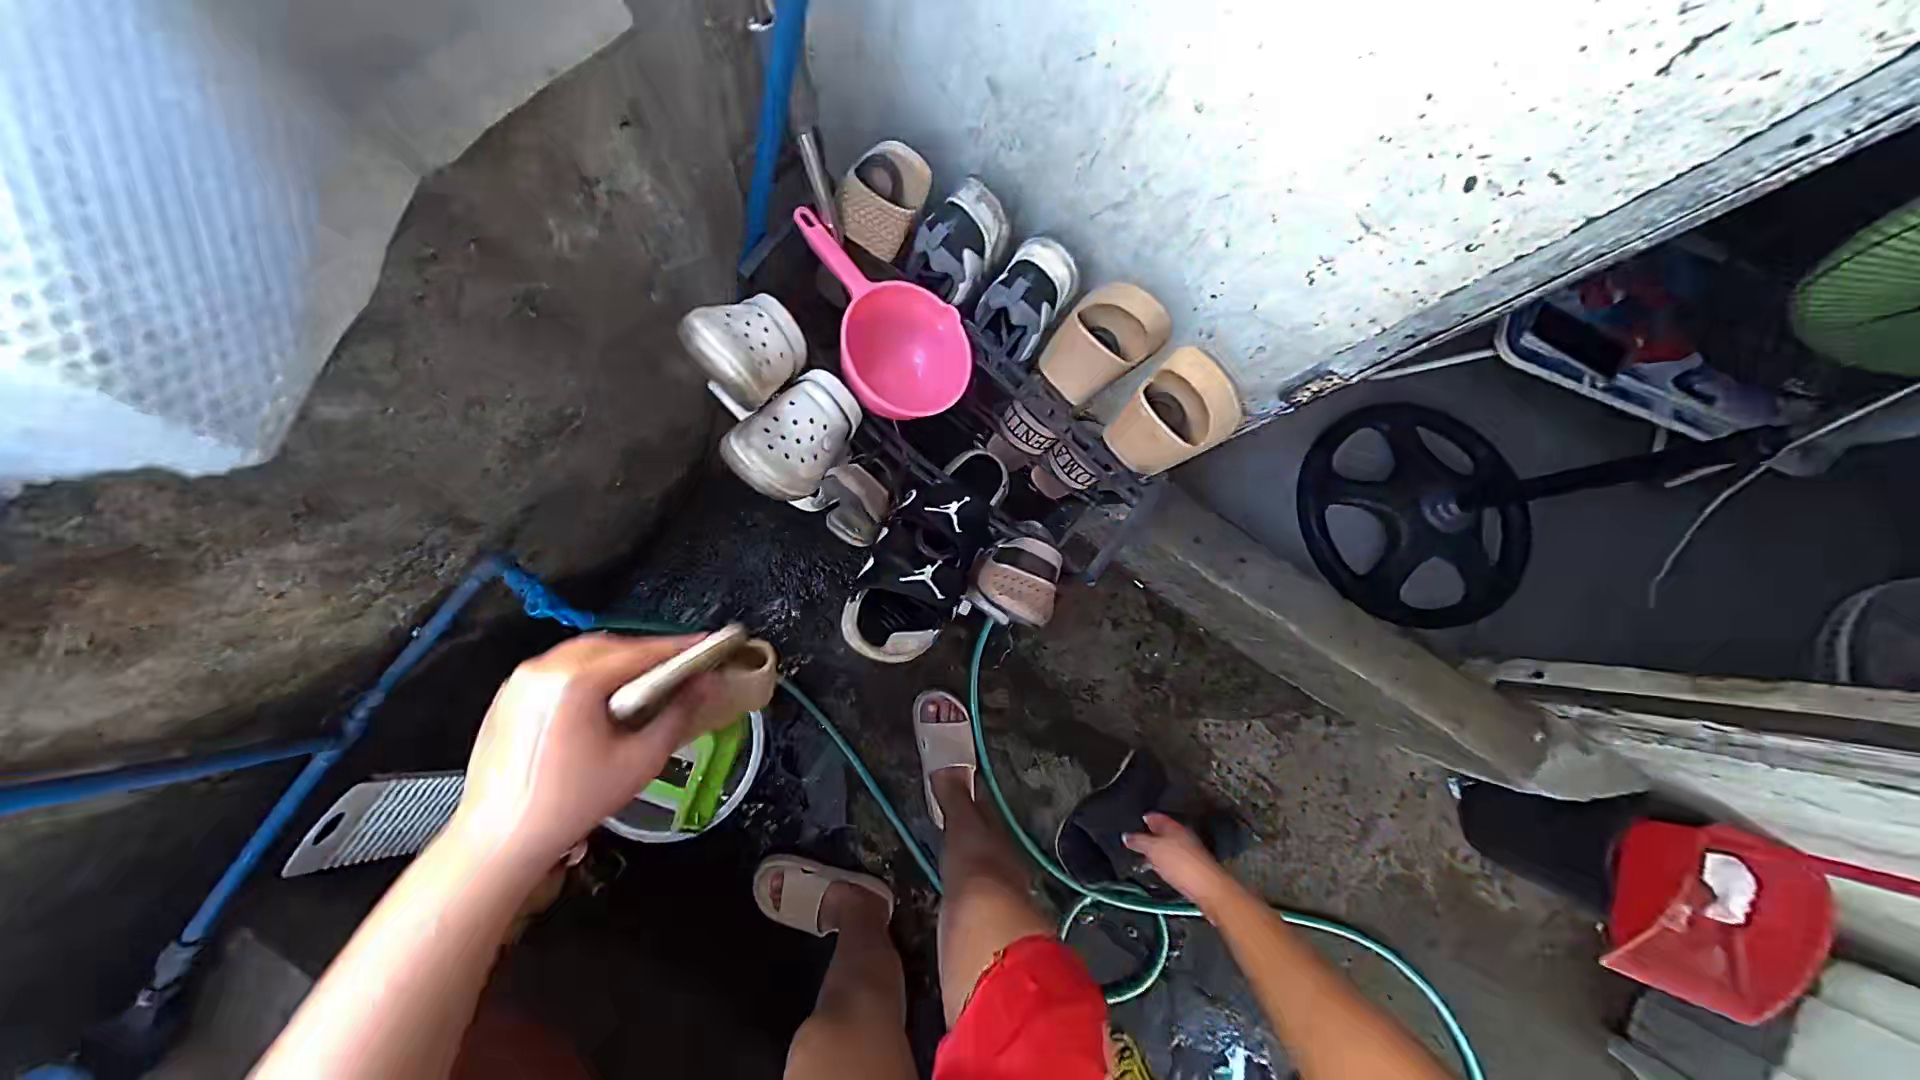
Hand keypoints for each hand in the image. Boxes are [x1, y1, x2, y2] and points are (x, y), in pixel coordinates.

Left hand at [447, 633, 727, 874]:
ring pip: (584, 654)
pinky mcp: (511, 697)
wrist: (501, 842)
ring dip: (619, 661)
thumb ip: (678, 714)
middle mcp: (543, 673)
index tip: (705, 646)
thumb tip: (703, 684)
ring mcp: (522, 683)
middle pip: (612, 646)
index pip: (640, 651)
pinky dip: (590, 673)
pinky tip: (606, 698)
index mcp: (574, 683)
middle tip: (680, 667)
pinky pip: (560, 670)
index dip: (679, 648)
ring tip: (646, 682)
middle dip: (649, 653)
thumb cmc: (567, 806)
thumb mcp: (641, 761)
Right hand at [1123, 813, 1240, 912]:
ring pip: (1169, 847)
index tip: (1136, 819)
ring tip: (1145, 857)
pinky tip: (1161, 871)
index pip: (1155, 817)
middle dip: (1149, 835)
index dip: (1144, 818)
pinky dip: (1165, 864)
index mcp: (1173, 827)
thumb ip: (1138, 841)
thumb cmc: (1183, 865)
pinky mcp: (1193, 869)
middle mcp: (1183, 837)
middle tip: (1136, 840)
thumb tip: (1126, 836)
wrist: (1209, 889)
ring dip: (1157, 851)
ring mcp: (1190, 853)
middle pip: (1162, 832)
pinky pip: (1175, 862)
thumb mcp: (1153, 850)